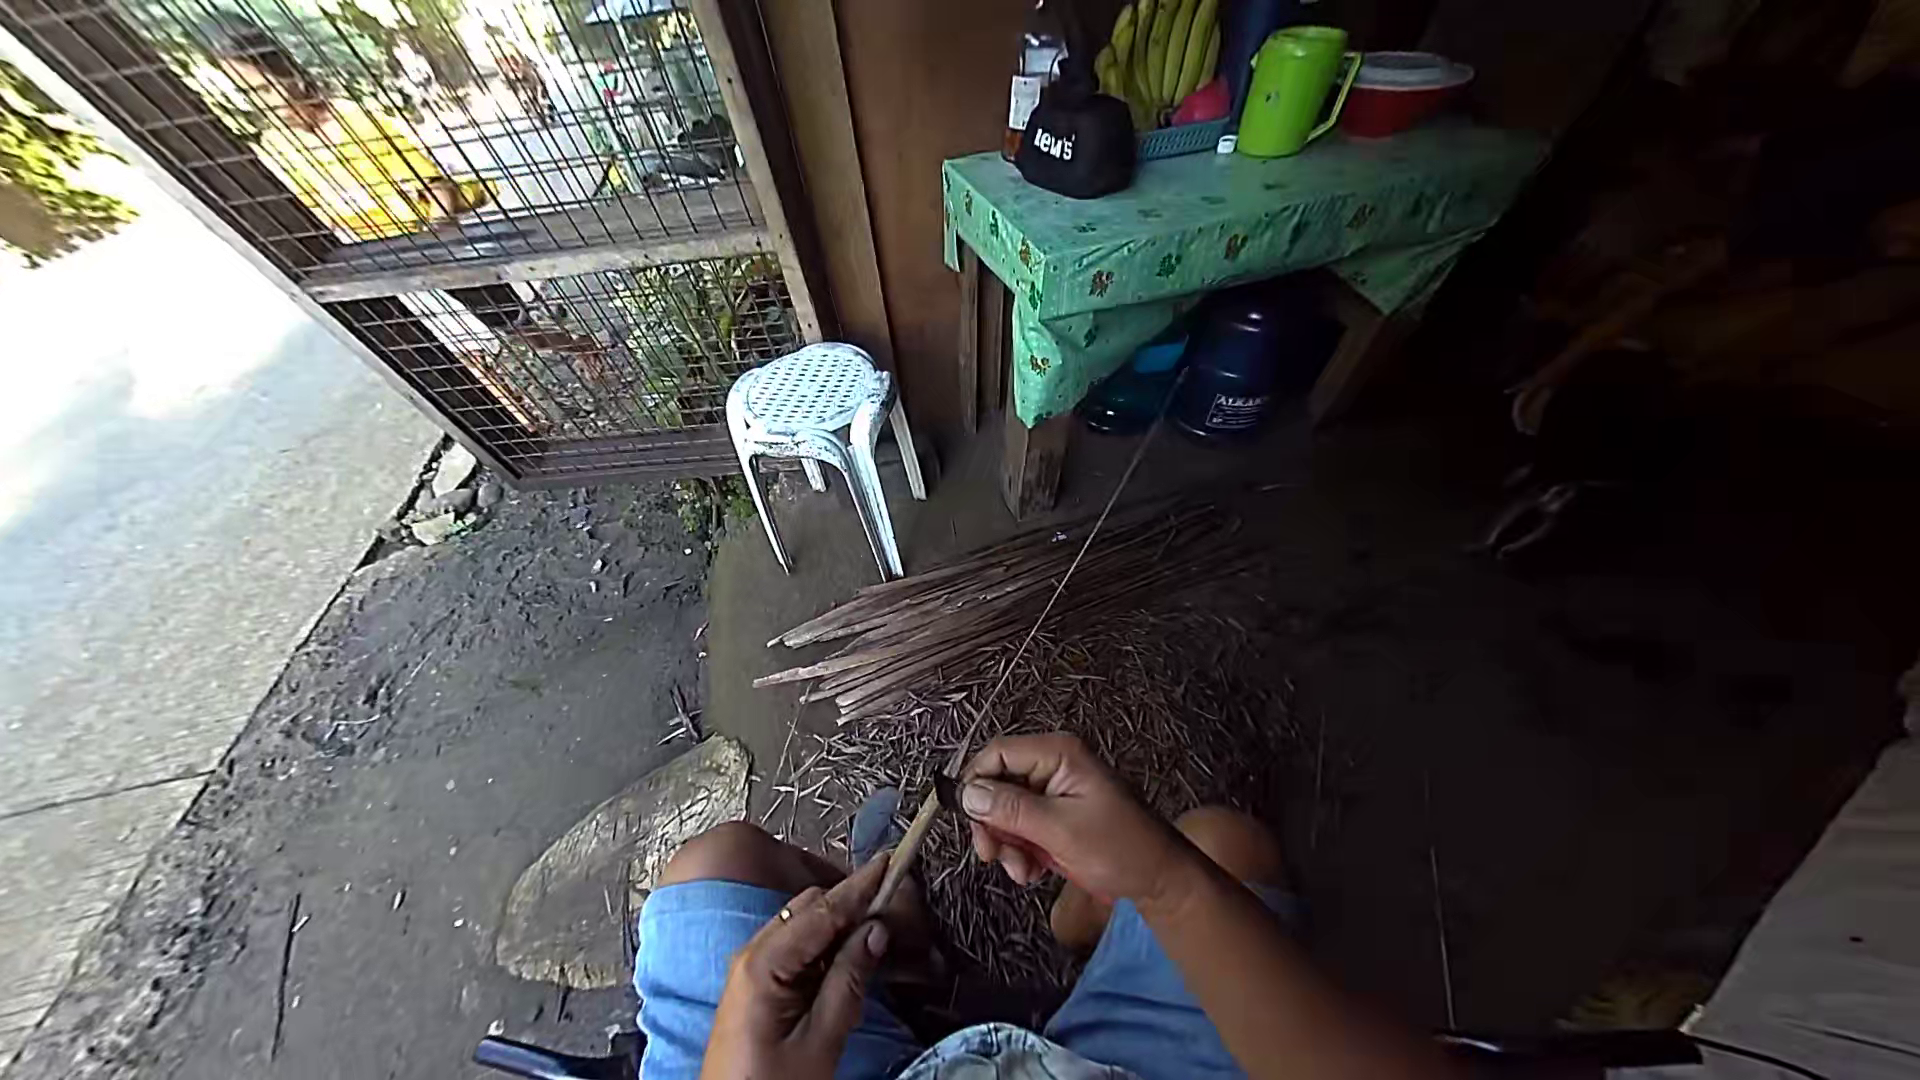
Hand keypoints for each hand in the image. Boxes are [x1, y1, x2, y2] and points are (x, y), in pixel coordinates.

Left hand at [700, 854, 891, 1079]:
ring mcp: (750, 966)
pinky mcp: (754, 982)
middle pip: (810, 906)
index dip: (859, 886)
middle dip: (850, 901)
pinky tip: (846, 957)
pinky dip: (823, 941)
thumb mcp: (820, 1043)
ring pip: (803, 921)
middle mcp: (753, 952)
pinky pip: (795, 944)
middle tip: (890, 907)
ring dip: (838, 921)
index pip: (823, 909)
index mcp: (765, 963)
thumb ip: (849, 980)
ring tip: (875, 930)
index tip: (890, 862)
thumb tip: (877, 929)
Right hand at [960, 733, 1193, 904]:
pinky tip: (1031, 871)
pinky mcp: (1054, 815)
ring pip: (1005, 808)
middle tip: (992, 856)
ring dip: (1006, 842)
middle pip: (998, 782)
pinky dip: (1019, 850)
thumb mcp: (1060, 829)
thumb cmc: (1118, 848)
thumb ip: (1011, 809)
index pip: (998, 753)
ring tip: (1021, 870)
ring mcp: (1053, 791)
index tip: (968, 819)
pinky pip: (1020, 826)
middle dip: (992, 822)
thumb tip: (967, 794)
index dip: (976, 782)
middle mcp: (1051, 765)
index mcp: (1057, 753)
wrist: (1159, 881)